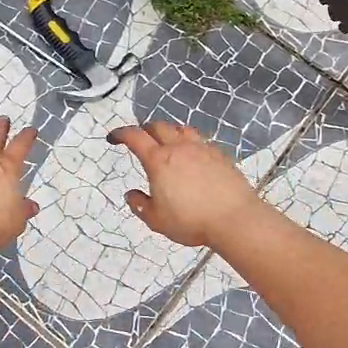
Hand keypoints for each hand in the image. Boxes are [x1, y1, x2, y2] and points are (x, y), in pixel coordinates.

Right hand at [106, 122, 263, 246]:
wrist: (234, 218)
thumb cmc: (191, 220)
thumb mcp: (157, 220)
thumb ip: (140, 205)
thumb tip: (131, 194)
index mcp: (159, 161)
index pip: (135, 137)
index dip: (121, 134)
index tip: (113, 138)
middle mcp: (179, 148)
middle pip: (158, 126)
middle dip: (145, 129)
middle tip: (140, 140)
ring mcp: (202, 148)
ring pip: (181, 129)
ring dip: (169, 132)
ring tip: (167, 143)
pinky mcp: (220, 155)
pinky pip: (200, 140)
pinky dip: (190, 142)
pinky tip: (193, 156)